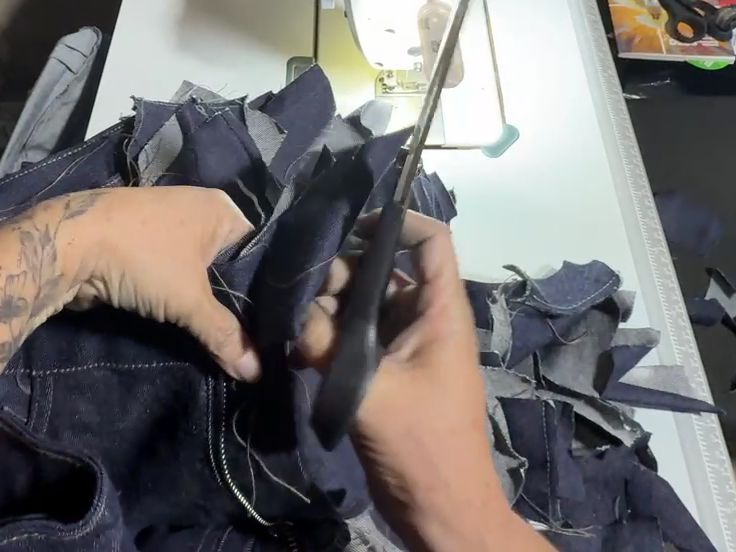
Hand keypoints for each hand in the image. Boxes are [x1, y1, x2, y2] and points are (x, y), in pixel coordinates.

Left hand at [54, 186, 261, 381]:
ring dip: (209, 308)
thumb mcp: (190, 300)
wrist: (70, 246)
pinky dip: (185, 304)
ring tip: (236, 348)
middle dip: (239, 306)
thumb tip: (257, 373)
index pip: (262, 252)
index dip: (272, 292)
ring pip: (203, 277)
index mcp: (221, 209)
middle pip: (232, 267)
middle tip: (262, 348)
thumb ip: (225, 335)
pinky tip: (199, 333)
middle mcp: (200, 212)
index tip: (284, 331)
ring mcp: (171, 230)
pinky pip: (178, 280)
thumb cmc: (143, 257)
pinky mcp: (146, 250)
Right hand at [295, 211, 545, 551]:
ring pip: (366, 299)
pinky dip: (331, 331)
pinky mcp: (388, 368)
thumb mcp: (371, 391)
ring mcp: (405, 343)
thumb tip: (293, 312)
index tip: (351, 228)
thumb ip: (327, 345)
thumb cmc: (423, 446)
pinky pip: (358, 332)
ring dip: (332, 303)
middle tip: (306, 285)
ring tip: (297, 315)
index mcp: (440, 312)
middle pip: (386, 267)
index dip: (397, 221)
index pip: (431, 240)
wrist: (442, 515)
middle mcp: (424, 318)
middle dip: (345, 268)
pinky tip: (299, 342)